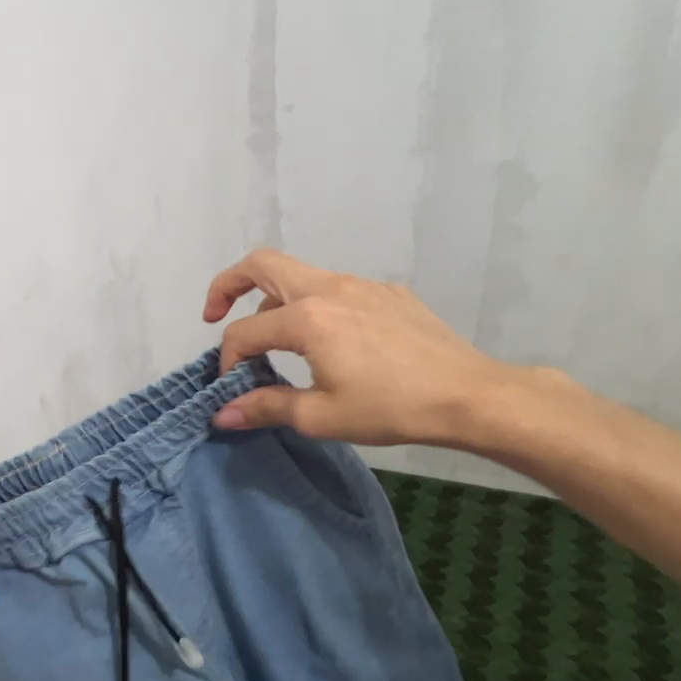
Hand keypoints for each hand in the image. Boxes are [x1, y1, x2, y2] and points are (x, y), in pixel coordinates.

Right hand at [203, 249, 520, 446]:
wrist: (467, 395)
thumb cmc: (389, 409)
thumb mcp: (319, 416)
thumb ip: (265, 407)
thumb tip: (222, 414)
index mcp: (308, 319)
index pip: (244, 331)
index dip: (228, 360)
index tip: (230, 389)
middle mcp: (330, 289)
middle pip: (263, 264)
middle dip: (228, 284)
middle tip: (213, 315)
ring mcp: (363, 286)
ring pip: (300, 277)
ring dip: (273, 301)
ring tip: (274, 343)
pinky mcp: (388, 294)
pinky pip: (336, 291)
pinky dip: (313, 308)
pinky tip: (330, 346)